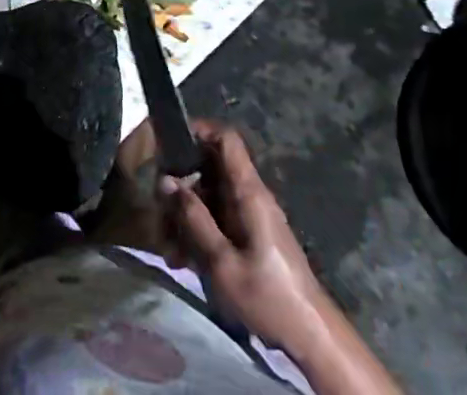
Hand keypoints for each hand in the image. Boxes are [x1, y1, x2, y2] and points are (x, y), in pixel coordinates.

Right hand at [160, 121, 330, 358]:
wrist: (309, 336)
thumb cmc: (267, 295)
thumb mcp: (222, 261)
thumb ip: (194, 218)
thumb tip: (166, 180)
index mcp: (249, 192)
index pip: (226, 139)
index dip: (198, 130)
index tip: (167, 140)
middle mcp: (249, 196)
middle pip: (207, 170)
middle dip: (178, 186)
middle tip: (156, 209)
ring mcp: (248, 215)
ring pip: (206, 197)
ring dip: (183, 216)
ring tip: (167, 248)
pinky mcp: (247, 234)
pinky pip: (215, 219)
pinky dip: (195, 233)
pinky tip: (181, 260)